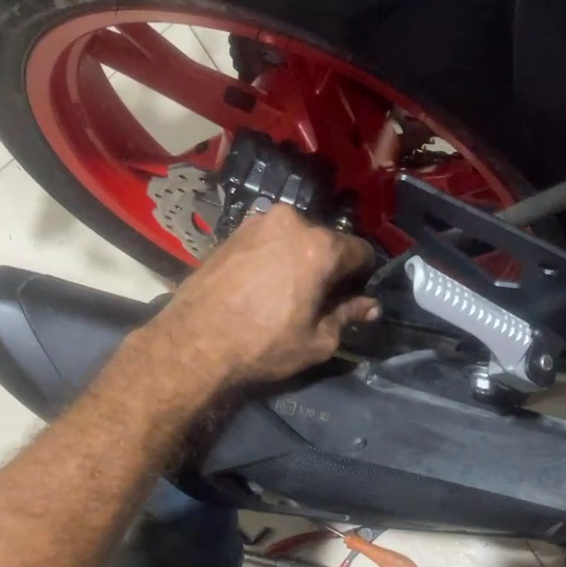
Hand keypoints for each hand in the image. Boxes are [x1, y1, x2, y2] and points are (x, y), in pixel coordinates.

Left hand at [145, 205, 378, 389]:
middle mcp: (292, 221)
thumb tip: (370, 306)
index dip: (363, 277)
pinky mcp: (234, 231)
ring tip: (288, 293)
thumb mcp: (317, 341)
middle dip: (330, 267)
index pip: (361, 252)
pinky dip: (275, 257)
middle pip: (327, 242)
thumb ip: (348, 317)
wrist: (194, 342)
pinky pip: (270, 240)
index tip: (354, 298)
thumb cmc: (263, 345)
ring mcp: (259, 221)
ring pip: (296, 238)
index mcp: (320, 246)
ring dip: (300, 260)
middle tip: (319, 299)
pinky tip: (264, 286)